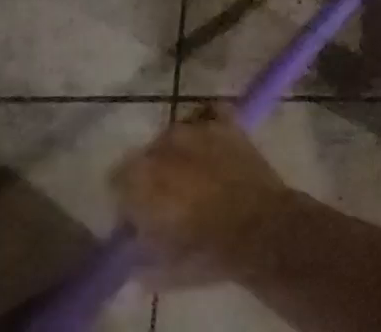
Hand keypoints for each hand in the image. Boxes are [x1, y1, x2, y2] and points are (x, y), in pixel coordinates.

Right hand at [110, 106, 289, 287]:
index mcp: (141, 179)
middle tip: (168, 196)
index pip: (117, 178)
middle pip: (146, 154)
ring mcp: (198, 130)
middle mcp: (164, 147)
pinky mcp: (228, 125)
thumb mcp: (163, 268)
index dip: (127, 197)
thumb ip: (140, 256)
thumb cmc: (208, 252)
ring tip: (192, 171)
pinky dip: (207, 123)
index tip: (138, 215)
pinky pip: (210, 112)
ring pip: (175, 134)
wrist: (263, 228)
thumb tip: (137, 246)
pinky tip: (211, 141)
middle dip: (152, 173)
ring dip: (177, 150)